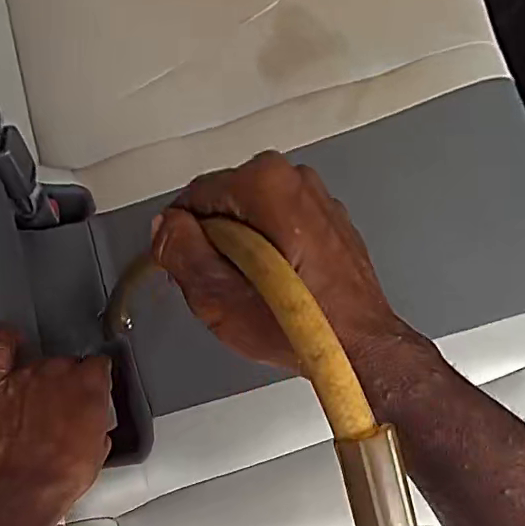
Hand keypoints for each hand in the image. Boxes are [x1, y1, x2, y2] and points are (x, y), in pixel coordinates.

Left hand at [0, 327, 114, 521]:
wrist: (28, 486)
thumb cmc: (65, 470)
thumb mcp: (100, 445)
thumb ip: (98, 418)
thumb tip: (93, 417)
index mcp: (90, 384)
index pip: (99, 365)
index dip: (99, 378)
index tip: (97, 388)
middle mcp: (59, 372)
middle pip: (69, 363)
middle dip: (72, 381)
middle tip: (69, 406)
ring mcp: (26, 377)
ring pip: (40, 362)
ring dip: (45, 376)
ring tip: (45, 399)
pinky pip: (0, 351)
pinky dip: (5, 341)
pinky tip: (10, 338)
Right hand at [151, 151, 423, 372]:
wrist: (360, 346)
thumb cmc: (304, 328)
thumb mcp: (220, 297)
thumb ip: (181, 253)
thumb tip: (164, 229)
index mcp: (266, 183)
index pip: (193, 198)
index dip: (183, 240)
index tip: (193, 271)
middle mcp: (295, 179)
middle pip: (223, 206)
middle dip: (215, 246)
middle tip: (229, 289)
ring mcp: (316, 199)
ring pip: (251, 220)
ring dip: (243, 253)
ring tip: (259, 292)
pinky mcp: (328, 221)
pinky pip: (279, 230)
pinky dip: (270, 255)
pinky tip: (279, 288)